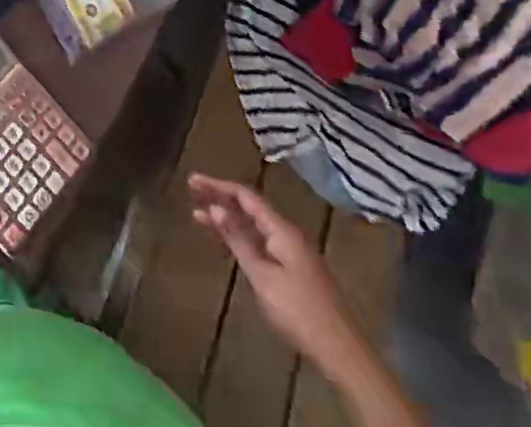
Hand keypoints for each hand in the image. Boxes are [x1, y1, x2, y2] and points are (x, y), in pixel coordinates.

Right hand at [188, 174, 363, 373]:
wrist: (339, 350)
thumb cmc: (298, 310)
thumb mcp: (262, 275)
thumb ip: (238, 239)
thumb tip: (215, 207)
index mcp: (283, 231)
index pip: (246, 196)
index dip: (217, 185)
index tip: (192, 180)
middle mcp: (287, 234)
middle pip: (250, 207)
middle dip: (220, 196)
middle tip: (191, 189)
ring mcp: (290, 251)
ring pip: (253, 224)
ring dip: (226, 216)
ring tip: (197, 211)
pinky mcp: (290, 268)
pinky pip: (259, 241)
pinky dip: (238, 235)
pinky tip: (223, 237)